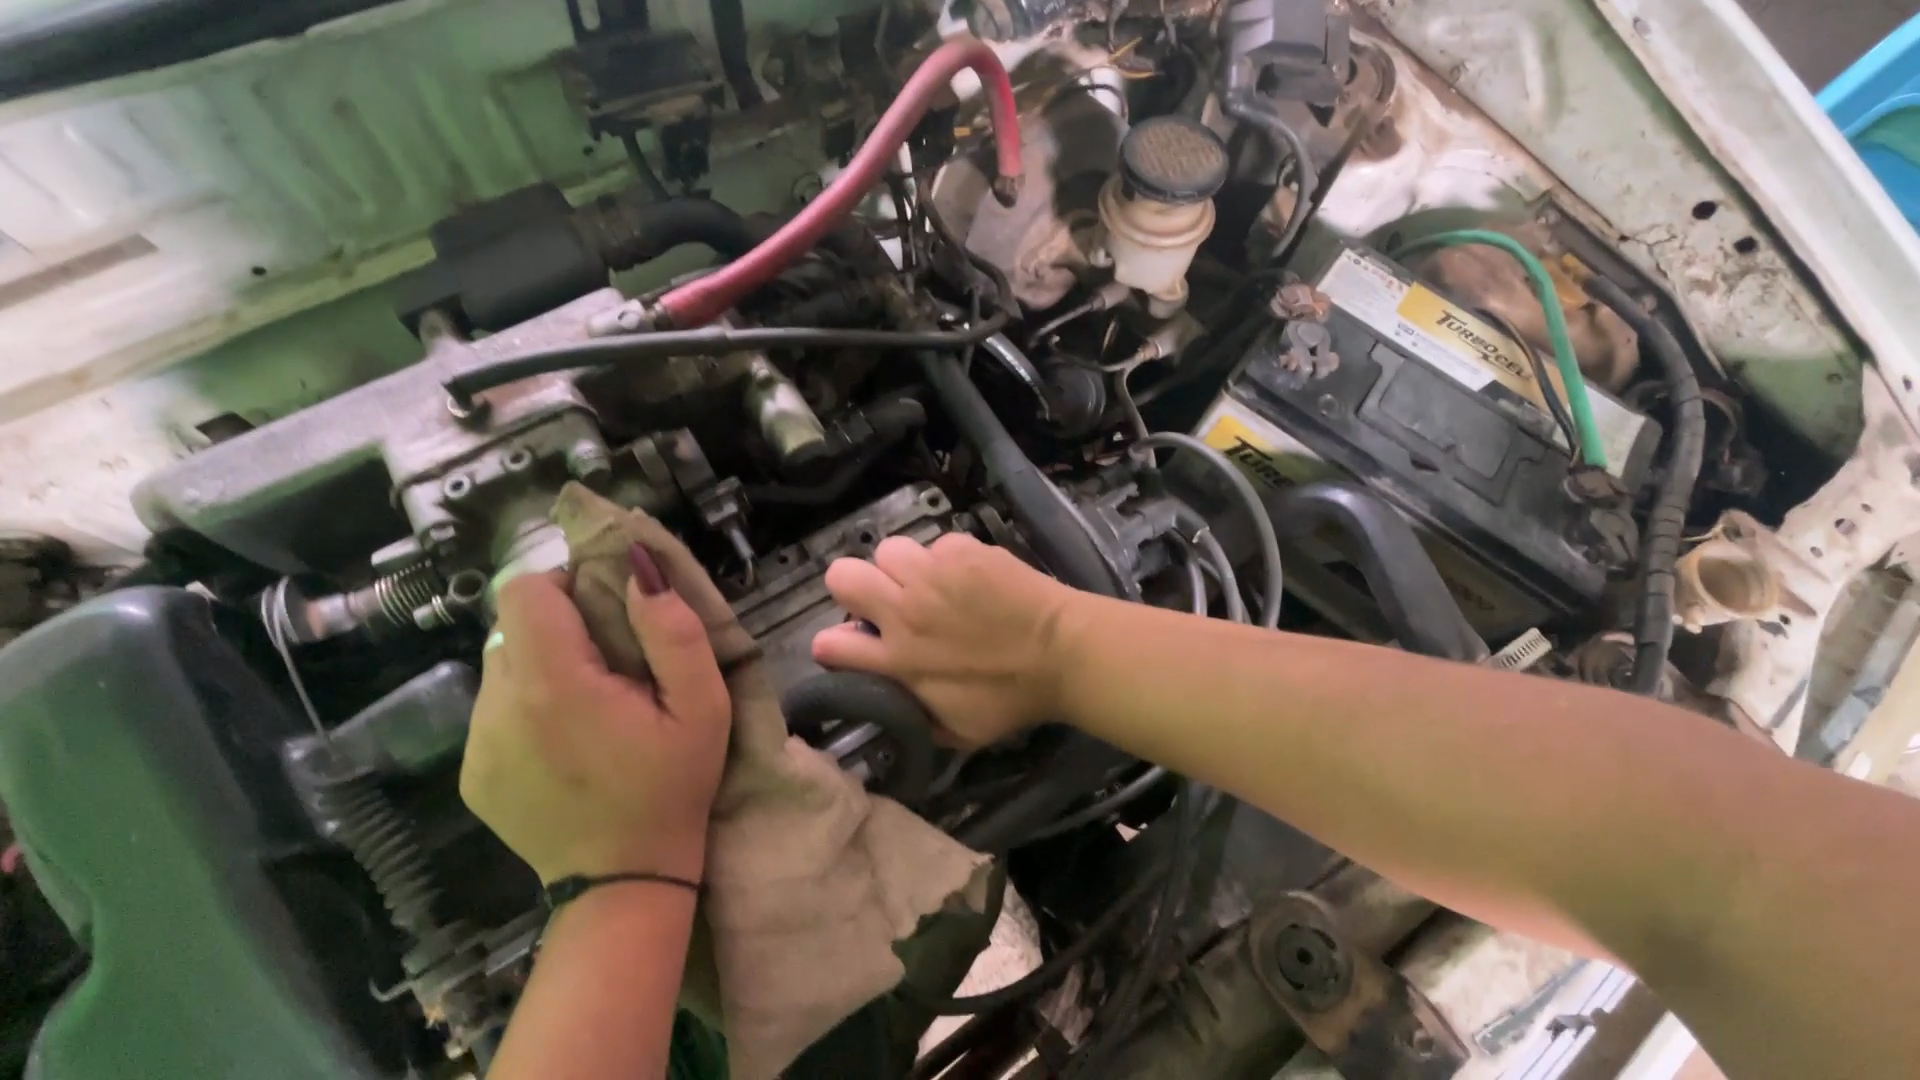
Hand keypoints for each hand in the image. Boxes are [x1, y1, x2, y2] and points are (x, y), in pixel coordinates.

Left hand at [461, 550, 730, 883]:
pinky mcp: (471, 774)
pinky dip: (526, 710)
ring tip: (587, 708)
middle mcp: (500, 707)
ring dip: (541, 669)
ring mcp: (478, 744)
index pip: (525, 591)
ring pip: (502, 668)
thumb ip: (674, 632)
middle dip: (558, 629)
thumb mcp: (703, 707)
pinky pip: (494, 711)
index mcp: (554, 685)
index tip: (604, 613)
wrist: (625, 880)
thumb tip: (639, 569)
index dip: (565, 586)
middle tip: (607, 666)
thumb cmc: (673, 786)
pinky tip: (565, 745)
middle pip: (512, 627)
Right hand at [811, 533, 1083, 746]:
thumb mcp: (954, 729)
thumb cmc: (1011, 698)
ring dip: (902, 567)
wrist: (1063, 653)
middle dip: (854, 587)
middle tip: (884, 601)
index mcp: (899, 659)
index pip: (830, 644)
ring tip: (929, 582)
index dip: (834, 645)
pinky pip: (937, 544)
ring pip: (888, 549)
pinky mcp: (963, 549)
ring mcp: (933, 574)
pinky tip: (971, 577)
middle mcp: (906, 610)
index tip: (853, 647)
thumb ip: (911, 712)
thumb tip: (888, 699)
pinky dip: (948, 560)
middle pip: (841, 576)